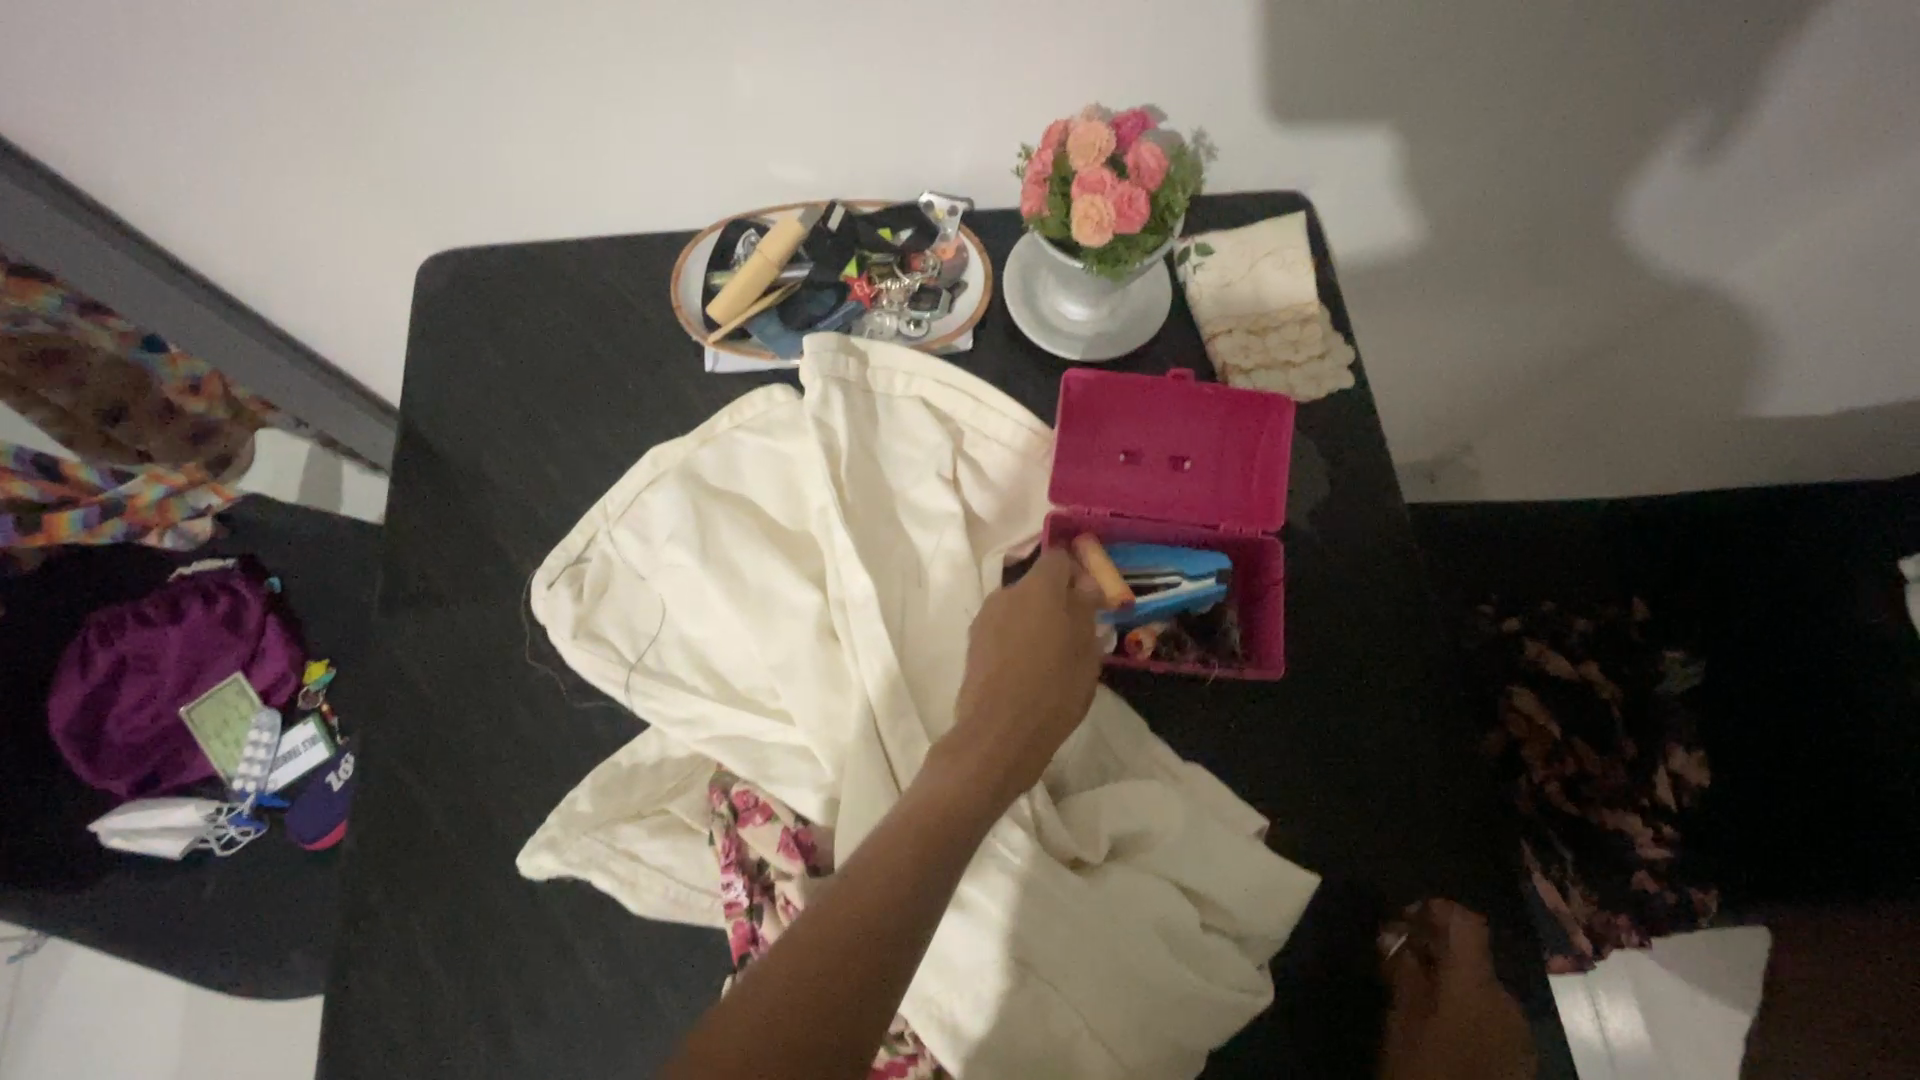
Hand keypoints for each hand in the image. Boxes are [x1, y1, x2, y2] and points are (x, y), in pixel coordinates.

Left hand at [933, 549, 1105, 811]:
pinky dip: (1017, 641)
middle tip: (1077, 632)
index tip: (1091, 598)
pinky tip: (1029, 671)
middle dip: (1057, 601)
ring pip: (1019, 609)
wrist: (1000, 731)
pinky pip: (1003, 631)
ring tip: (1053, 657)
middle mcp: (1006, 593)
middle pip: (1036, 585)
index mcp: (1038, 587)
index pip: (1058, 558)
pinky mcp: (973, 645)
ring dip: (1036, 622)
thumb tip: (1084, 584)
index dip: (1077, 572)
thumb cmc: (1055, 687)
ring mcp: (985, 619)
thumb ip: (1085, 609)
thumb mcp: (1087, 649)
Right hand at [1378, 900, 1536, 1079]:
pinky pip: (1492, 1014)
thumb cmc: (1424, 1073)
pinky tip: (1441, 1025)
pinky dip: (1466, 1006)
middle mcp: (1506, 1000)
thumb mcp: (1400, 1021)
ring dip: (1450, 980)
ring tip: (1415, 994)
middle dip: (1436, 949)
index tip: (1405, 917)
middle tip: (1398, 957)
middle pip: (1472, 956)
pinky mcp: (1523, 1057)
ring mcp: (1520, 1031)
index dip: (1437, 910)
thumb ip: (1402, 971)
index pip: (1467, 922)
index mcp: (1475, 986)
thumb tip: (1394, 933)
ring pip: (1481, 985)